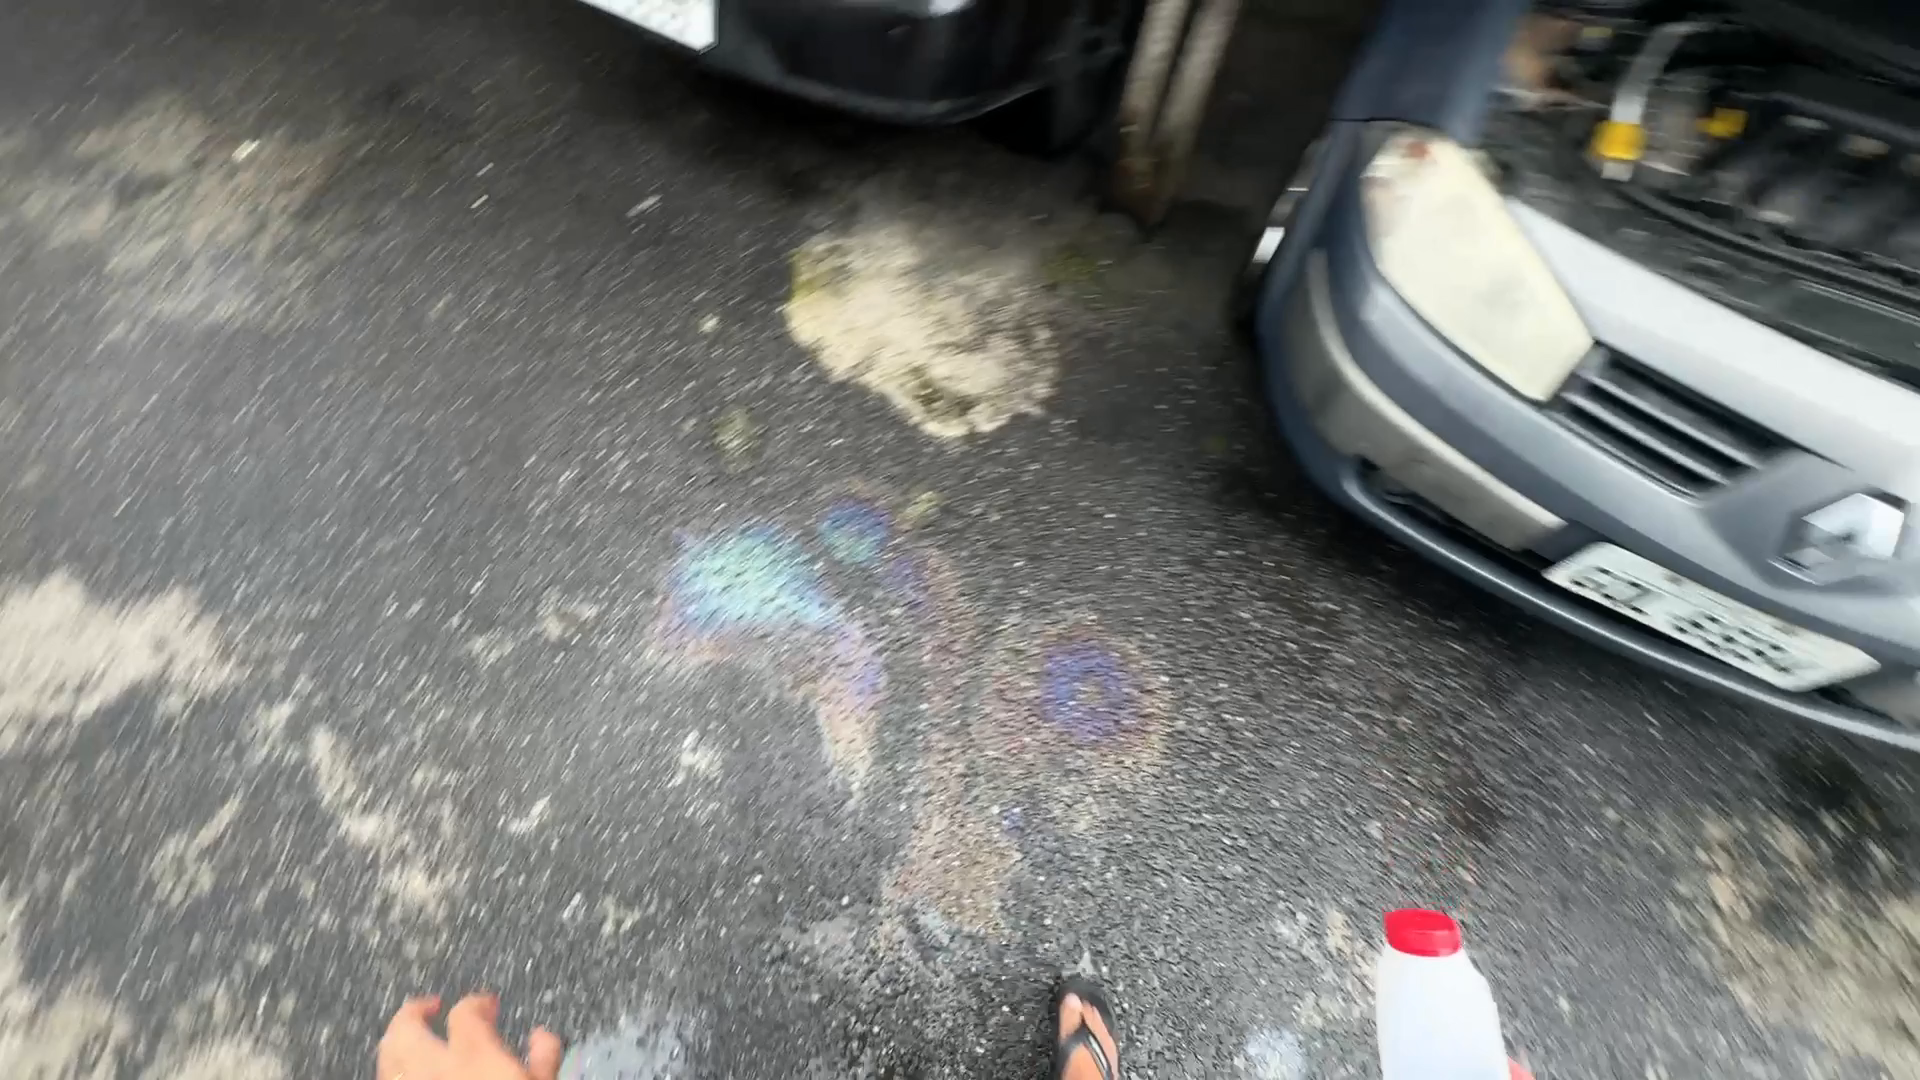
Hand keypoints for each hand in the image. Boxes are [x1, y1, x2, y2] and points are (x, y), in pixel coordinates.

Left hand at [378, 994, 563, 1079]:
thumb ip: (545, 1057)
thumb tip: (541, 1037)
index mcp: (473, 1056)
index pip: (465, 1010)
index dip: (476, 1001)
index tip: (487, 1005)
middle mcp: (432, 1073)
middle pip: (404, 1028)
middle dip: (413, 1012)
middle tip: (430, 1007)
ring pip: (385, 1061)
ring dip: (396, 1045)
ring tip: (413, 1043)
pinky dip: (395, 1077)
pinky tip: (410, 1079)